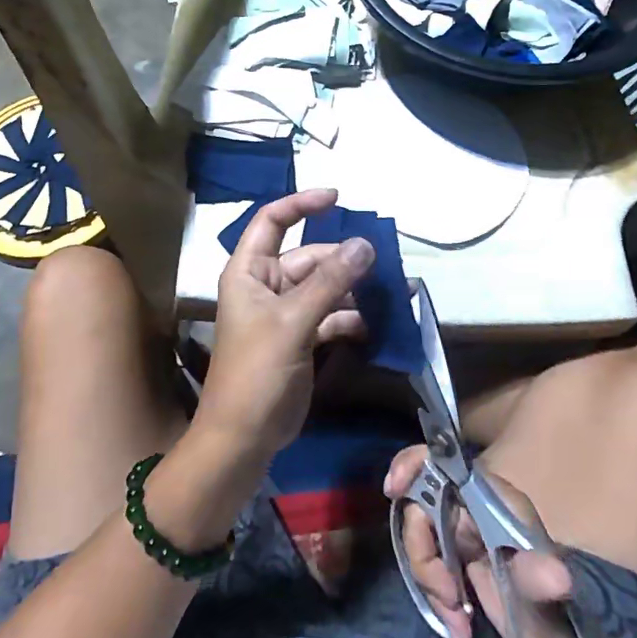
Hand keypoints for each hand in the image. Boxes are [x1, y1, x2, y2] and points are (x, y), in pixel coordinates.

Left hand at [193, 189, 373, 461]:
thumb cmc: (256, 372)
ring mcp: (286, 312)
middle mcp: (267, 285)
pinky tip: (377, 323)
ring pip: (326, 285)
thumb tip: (366, 244)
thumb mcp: (293, 322)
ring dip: (356, 288)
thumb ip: (330, 281)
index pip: (272, 221)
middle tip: (385, 262)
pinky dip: (353, 316)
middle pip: (310, 256)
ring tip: (393, 291)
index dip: (302, 204)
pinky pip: (332, 314)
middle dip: (346, 259)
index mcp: (250, 271)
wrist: (243, 439)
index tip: (337, 198)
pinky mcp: (302, 336)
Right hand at [386, 446, 578, 637]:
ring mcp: (462, 535)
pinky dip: (435, 597)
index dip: (415, 464)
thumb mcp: (543, 594)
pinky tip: (458, 624)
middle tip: (446, 594)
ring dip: (429, 581)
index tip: (393, 487)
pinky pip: (428, 568)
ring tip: (457, 619)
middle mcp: (473, 509)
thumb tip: (557, 577)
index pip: (447, 462)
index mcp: (493, 498)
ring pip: (421, 541)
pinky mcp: (455, 563)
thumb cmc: (550, 610)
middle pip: (422, 506)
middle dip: (423, 552)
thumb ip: (539, 579)